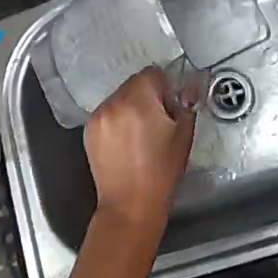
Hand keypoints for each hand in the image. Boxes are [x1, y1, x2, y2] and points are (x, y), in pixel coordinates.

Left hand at [84, 66, 196, 233]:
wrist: (130, 204)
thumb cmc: (161, 172)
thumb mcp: (184, 135)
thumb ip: (186, 103)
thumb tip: (188, 85)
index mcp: (138, 102)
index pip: (152, 73)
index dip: (166, 86)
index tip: (171, 104)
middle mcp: (113, 104)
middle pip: (134, 83)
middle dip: (148, 95)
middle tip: (160, 121)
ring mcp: (97, 117)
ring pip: (120, 97)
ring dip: (132, 106)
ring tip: (142, 134)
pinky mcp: (89, 130)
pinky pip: (108, 112)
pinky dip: (118, 119)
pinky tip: (127, 141)